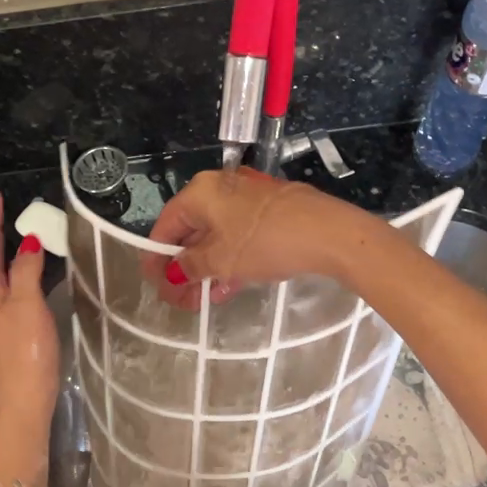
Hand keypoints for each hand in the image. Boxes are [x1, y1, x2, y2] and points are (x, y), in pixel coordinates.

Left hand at [0, 189, 60, 424]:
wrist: (25, 396)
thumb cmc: (26, 349)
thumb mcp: (27, 303)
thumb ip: (27, 270)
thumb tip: (29, 243)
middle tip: (2, 207)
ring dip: (0, 247)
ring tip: (13, 228)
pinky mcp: (9, 325)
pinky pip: (6, 284)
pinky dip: (13, 266)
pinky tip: (27, 266)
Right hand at [147, 168, 371, 298]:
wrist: (330, 233)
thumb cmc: (265, 242)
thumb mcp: (220, 260)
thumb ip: (190, 267)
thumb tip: (173, 272)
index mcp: (200, 192)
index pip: (165, 226)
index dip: (156, 259)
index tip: (156, 286)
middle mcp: (220, 187)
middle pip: (190, 230)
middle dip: (183, 268)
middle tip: (181, 300)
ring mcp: (248, 197)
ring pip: (215, 235)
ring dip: (206, 268)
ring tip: (204, 300)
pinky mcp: (270, 209)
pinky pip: (237, 235)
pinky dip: (228, 259)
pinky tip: (229, 286)